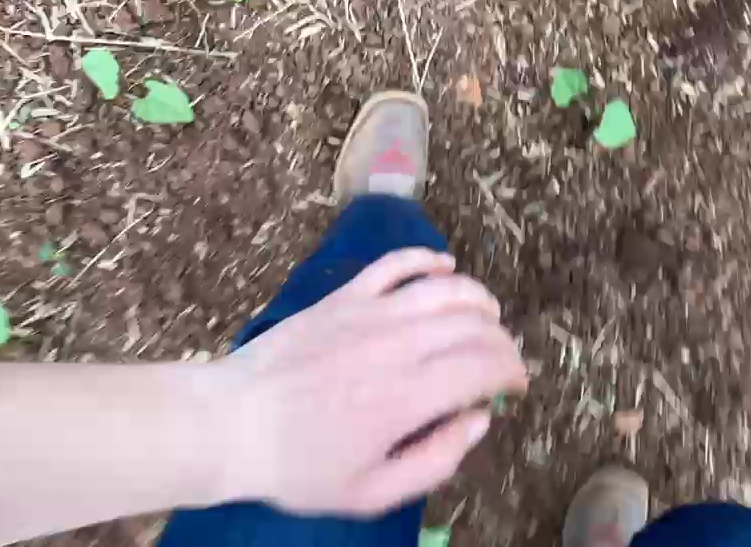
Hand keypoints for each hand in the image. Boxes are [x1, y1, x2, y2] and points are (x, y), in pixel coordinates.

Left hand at [210, 248, 527, 515]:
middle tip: (503, 359)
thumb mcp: (370, 491)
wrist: (234, 421)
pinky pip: (396, 263)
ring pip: (443, 287)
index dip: (511, 371)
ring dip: (476, 297)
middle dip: (500, 339)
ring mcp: (370, 311)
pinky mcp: (346, 294)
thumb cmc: (300, 465)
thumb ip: (436, 459)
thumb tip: (479, 419)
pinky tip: (445, 266)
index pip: (482, 367)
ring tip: (488, 314)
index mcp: (407, 396)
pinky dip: (427, 259)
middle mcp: (397, 344)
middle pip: (471, 324)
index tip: (517, 385)